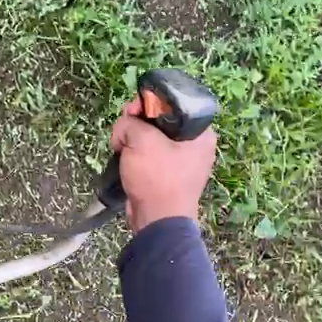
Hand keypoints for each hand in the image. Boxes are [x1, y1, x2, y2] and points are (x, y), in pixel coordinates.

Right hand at [108, 96, 217, 230]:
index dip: (148, 103)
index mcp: (200, 133)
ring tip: (120, 149)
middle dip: (135, 123)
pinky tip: (124, 158)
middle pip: (158, 119)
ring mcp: (181, 159)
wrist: (158, 218)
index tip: (131, 111)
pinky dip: (134, 153)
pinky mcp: (167, 172)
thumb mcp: (141, 140)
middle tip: (123, 132)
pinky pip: (148, 152)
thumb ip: (131, 122)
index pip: (172, 104)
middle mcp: (194, 144)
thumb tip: (126, 126)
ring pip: (149, 136)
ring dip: (130, 139)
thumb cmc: (157, 177)